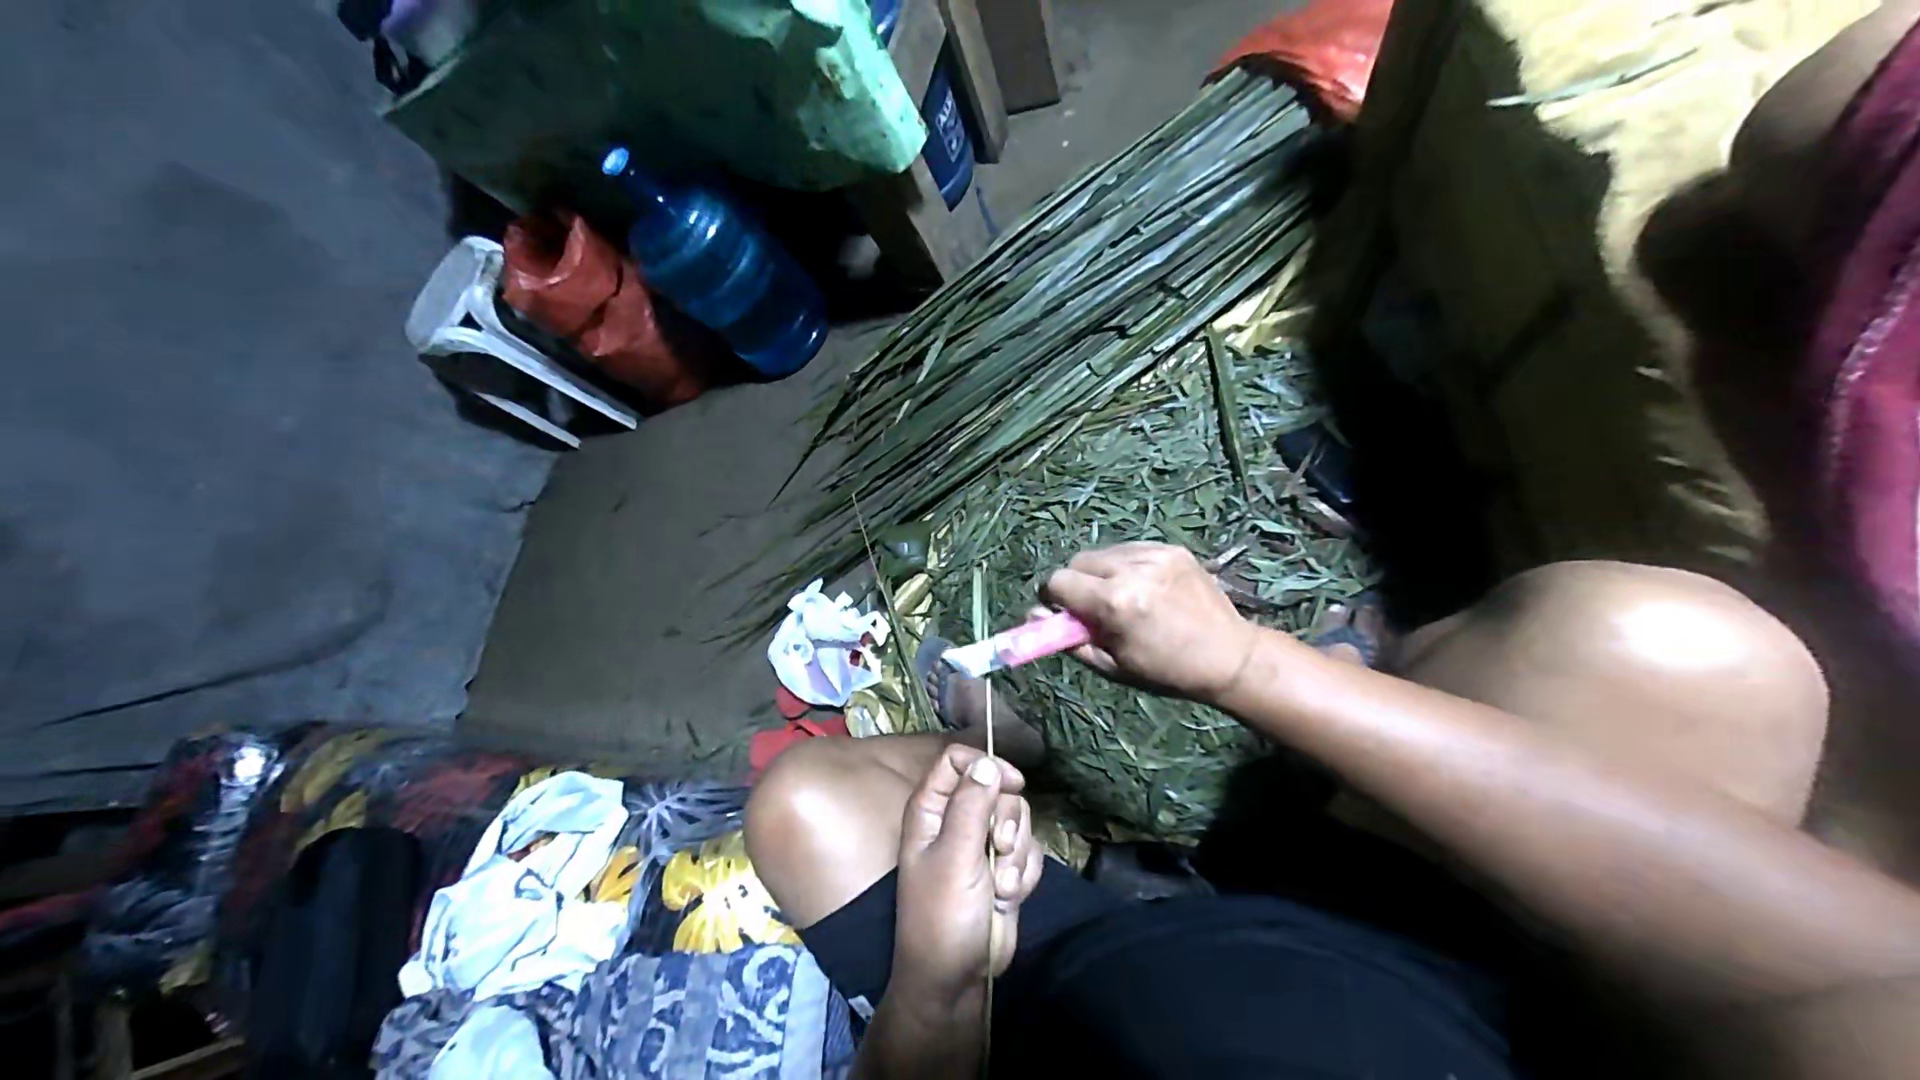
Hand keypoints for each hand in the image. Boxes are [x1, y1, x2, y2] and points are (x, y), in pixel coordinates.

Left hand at [891, 745, 1043, 1005]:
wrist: (957, 978)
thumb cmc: (943, 916)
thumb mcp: (954, 856)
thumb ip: (971, 805)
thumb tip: (988, 763)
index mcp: (931, 809)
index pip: (957, 760)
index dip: (986, 765)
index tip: (1012, 783)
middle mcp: (956, 818)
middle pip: (997, 787)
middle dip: (1006, 820)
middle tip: (998, 848)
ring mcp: (981, 842)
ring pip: (1017, 818)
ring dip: (1016, 853)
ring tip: (1001, 884)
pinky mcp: (1004, 865)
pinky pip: (1029, 849)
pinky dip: (1024, 872)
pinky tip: (1008, 896)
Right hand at [1040, 542, 1257, 701]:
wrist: (1230, 656)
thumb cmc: (1165, 671)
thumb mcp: (1111, 666)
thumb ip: (1068, 639)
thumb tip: (1032, 615)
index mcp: (1115, 602)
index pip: (1057, 581)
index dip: (1055, 599)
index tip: (1066, 614)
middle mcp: (1132, 570)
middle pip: (1077, 562)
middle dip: (1077, 584)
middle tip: (1096, 608)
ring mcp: (1155, 554)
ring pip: (1102, 553)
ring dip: (1101, 573)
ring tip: (1125, 598)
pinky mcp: (1171, 548)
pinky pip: (1128, 549)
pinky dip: (1126, 566)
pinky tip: (1145, 588)